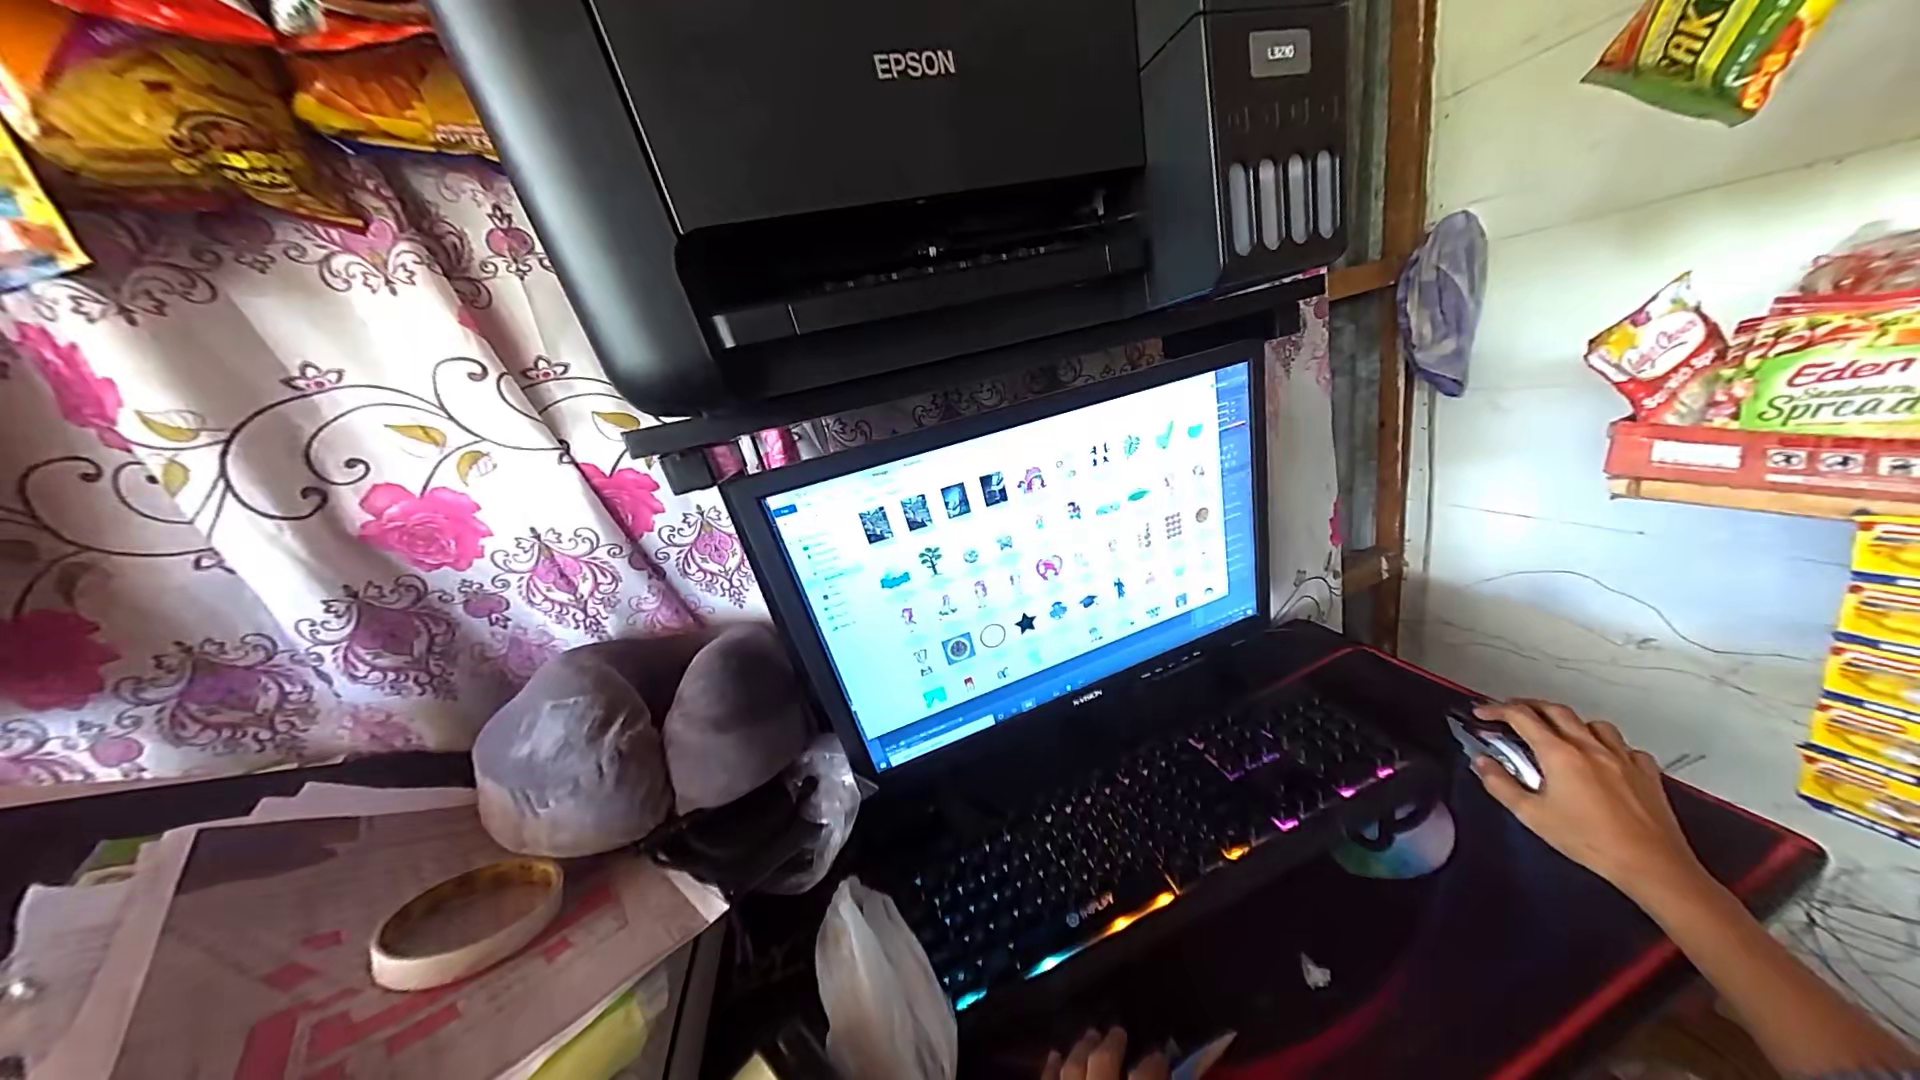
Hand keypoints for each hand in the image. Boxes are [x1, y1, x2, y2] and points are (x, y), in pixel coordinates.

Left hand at [1041, 1028, 1168, 1079]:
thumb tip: (1176, 1070)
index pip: (1145, 1077)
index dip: (1155, 1064)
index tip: (1161, 1053)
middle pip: (1103, 1062)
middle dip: (1112, 1045)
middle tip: (1118, 1031)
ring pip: (1072, 1068)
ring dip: (1082, 1049)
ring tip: (1091, 1034)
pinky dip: (1050, 1068)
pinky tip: (1054, 1055)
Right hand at [1470, 700, 1707, 899]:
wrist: (1652, 866)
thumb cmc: (1588, 840)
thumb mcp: (1531, 815)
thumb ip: (1499, 784)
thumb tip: (1481, 762)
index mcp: (1560, 754)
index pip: (1521, 716)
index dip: (1496, 709)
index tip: (1483, 713)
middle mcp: (1591, 748)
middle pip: (1556, 710)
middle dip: (1527, 706)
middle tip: (1510, 713)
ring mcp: (1623, 758)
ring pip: (1592, 723)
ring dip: (1569, 721)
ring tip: (1557, 732)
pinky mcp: (1647, 773)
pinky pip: (1625, 746)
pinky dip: (1607, 744)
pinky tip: (1601, 757)